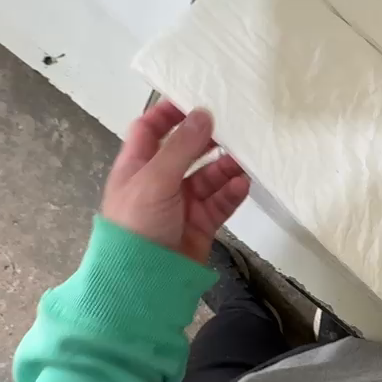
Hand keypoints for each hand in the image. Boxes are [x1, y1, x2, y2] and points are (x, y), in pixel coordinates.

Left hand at [101, 99, 250, 262]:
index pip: (150, 129)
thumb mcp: (154, 179)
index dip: (169, 113)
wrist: (142, 282)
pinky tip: (242, 185)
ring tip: (244, 159)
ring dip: (225, 167)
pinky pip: (220, 203)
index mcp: (137, 166)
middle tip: (232, 126)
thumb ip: (182, 147)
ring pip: (208, 177)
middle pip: (186, 151)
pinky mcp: (200, 224)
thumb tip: (204, 114)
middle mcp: (159, 182)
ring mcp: (181, 204)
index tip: (196, 99)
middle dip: (207, 139)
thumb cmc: (137, 225)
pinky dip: (231, 193)